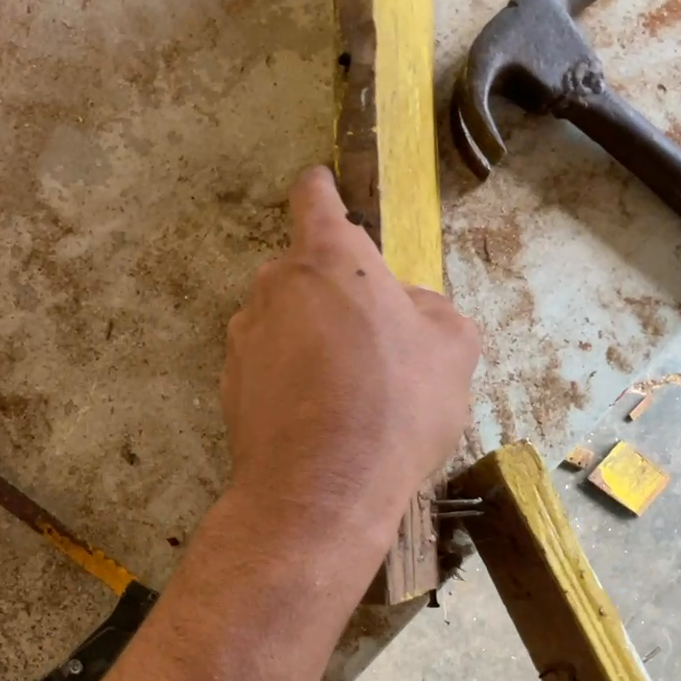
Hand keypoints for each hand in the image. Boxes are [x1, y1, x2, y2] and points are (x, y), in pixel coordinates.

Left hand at [220, 167, 479, 528]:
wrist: (322, 489)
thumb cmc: (396, 404)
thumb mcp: (452, 348)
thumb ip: (429, 308)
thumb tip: (404, 307)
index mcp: (328, 257)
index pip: (314, 197)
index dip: (323, 191)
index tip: (326, 192)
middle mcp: (273, 285)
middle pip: (301, 271)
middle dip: (330, 293)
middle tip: (369, 342)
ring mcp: (244, 337)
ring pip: (282, 321)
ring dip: (307, 340)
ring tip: (344, 394)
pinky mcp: (228, 385)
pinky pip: (266, 366)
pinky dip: (287, 379)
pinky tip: (316, 419)